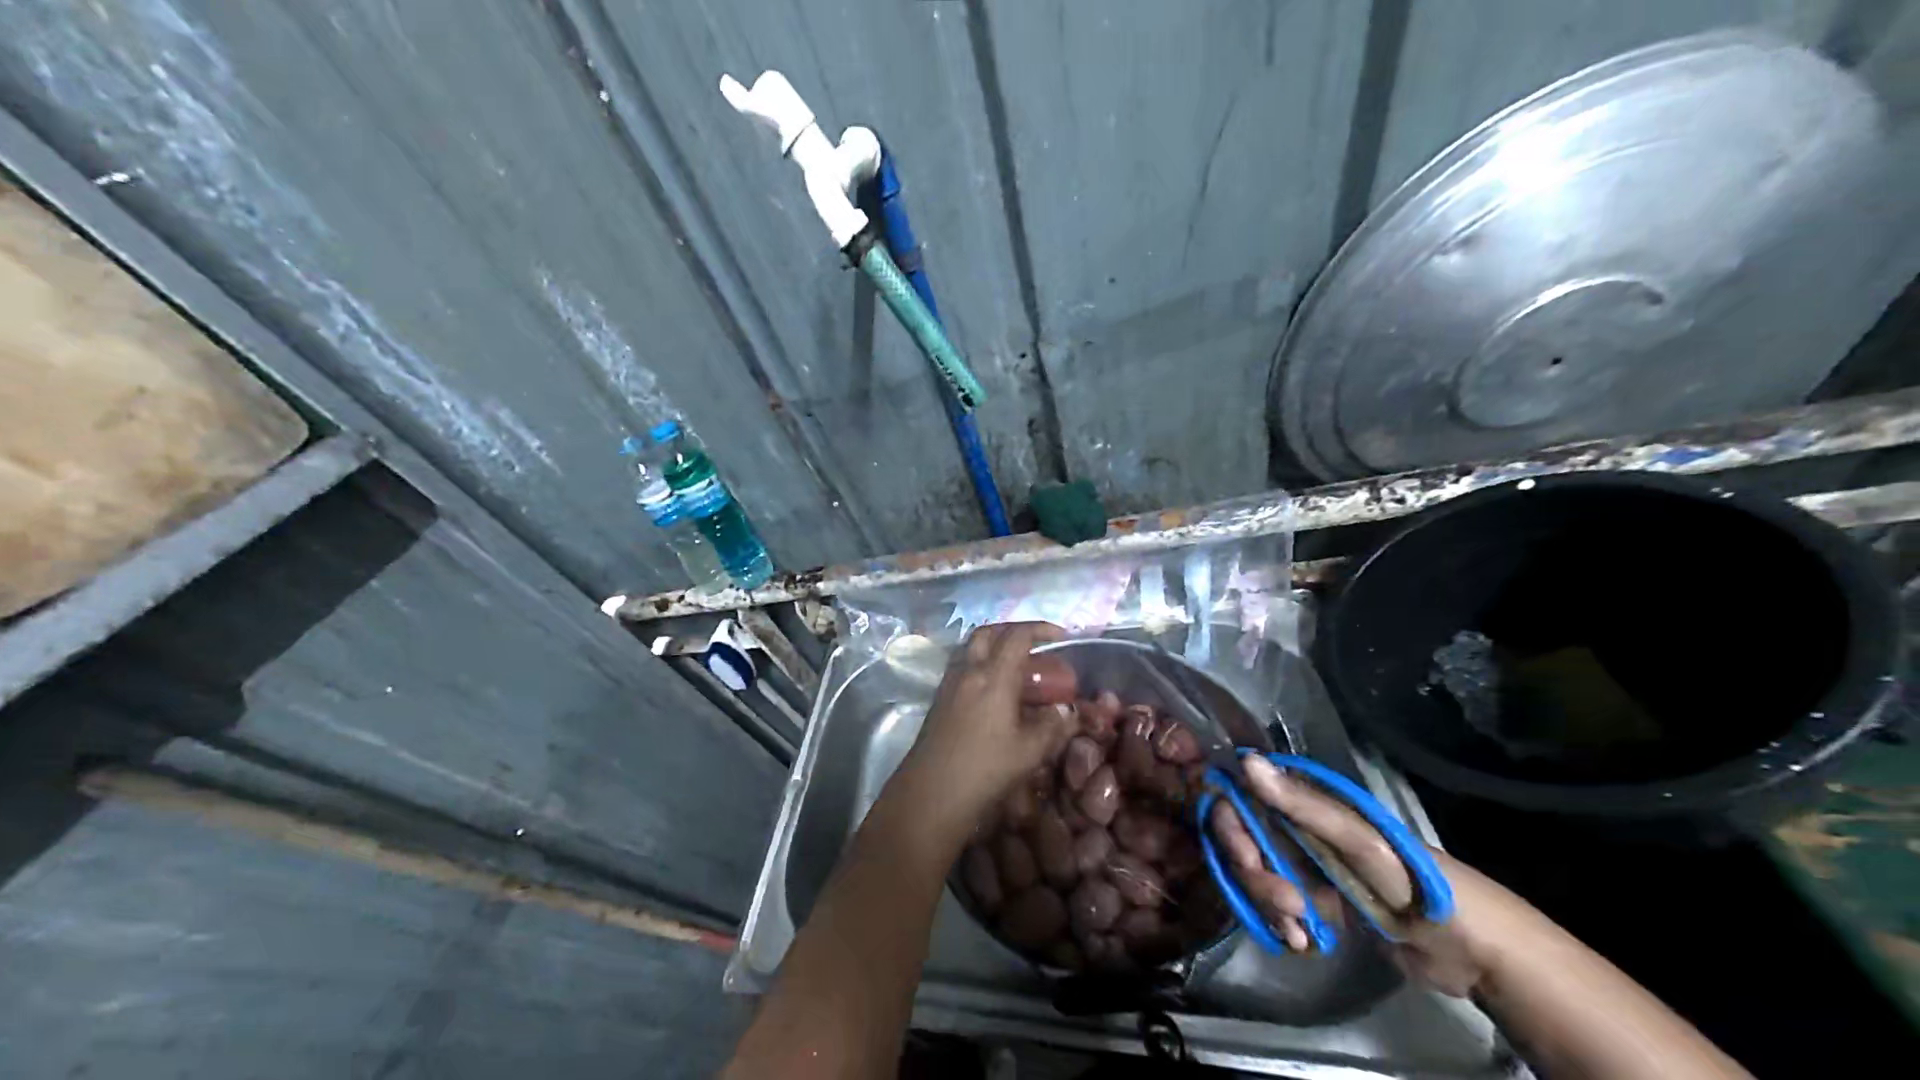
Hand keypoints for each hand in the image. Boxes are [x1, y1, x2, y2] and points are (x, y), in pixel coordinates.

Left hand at [893, 622, 1076, 845]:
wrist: (931, 794)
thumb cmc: (984, 770)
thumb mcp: (1030, 751)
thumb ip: (1053, 725)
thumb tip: (1069, 710)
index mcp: (992, 677)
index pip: (1017, 636)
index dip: (1041, 629)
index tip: (1061, 635)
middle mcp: (968, 672)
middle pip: (988, 633)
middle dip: (1013, 630)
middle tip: (1035, 645)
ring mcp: (949, 685)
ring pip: (971, 649)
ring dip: (994, 646)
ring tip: (1017, 667)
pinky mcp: (939, 701)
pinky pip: (963, 668)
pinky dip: (982, 666)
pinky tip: (996, 692)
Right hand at [1207, 755, 1525, 997]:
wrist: (1472, 951)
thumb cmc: (1417, 883)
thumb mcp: (1361, 842)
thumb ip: (1302, 805)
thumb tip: (1245, 762)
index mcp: (1309, 804)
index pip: (1244, 799)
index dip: (1233, 827)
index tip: (1248, 859)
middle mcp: (1299, 828)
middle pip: (1244, 842)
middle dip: (1257, 877)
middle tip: (1289, 905)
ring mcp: (1306, 866)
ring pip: (1257, 878)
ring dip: (1271, 907)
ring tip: (1301, 933)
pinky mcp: (1316, 902)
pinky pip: (1276, 908)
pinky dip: (1283, 926)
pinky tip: (1305, 943)